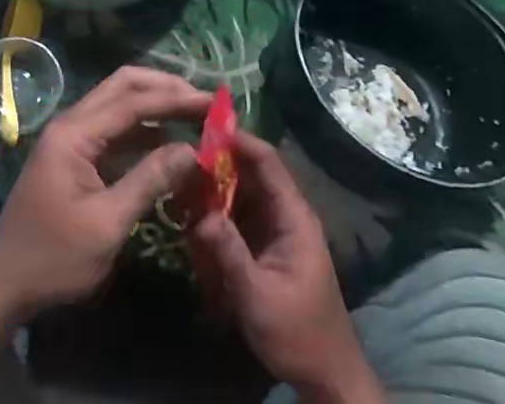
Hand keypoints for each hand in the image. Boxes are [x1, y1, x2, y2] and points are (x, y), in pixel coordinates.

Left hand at [0, 67, 209, 321]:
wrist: (5, 282)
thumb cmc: (55, 257)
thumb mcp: (108, 223)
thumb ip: (149, 180)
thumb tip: (192, 150)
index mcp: (74, 133)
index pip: (131, 101)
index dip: (175, 98)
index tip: (214, 102)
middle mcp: (71, 124)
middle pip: (122, 88)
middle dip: (164, 88)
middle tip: (206, 100)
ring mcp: (71, 139)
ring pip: (118, 106)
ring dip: (155, 106)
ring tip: (196, 116)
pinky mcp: (75, 157)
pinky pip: (113, 132)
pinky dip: (143, 131)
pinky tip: (170, 143)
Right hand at [190, 133, 381, 403]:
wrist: (327, 377)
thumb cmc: (298, 334)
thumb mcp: (258, 294)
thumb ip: (228, 251)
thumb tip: (199, 214)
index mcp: (293, 216)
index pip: (267, 161)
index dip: (238, 140)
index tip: (202, 127)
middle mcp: (284, 214)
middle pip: (247, 173)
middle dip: (214, 166)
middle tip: (177, 163)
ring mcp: (274, 229)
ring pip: (237, 193)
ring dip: (210, 192)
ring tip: (177, 193)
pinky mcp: (263, 245)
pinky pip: (235, 217)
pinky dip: (214, 216)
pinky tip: (190, 223)